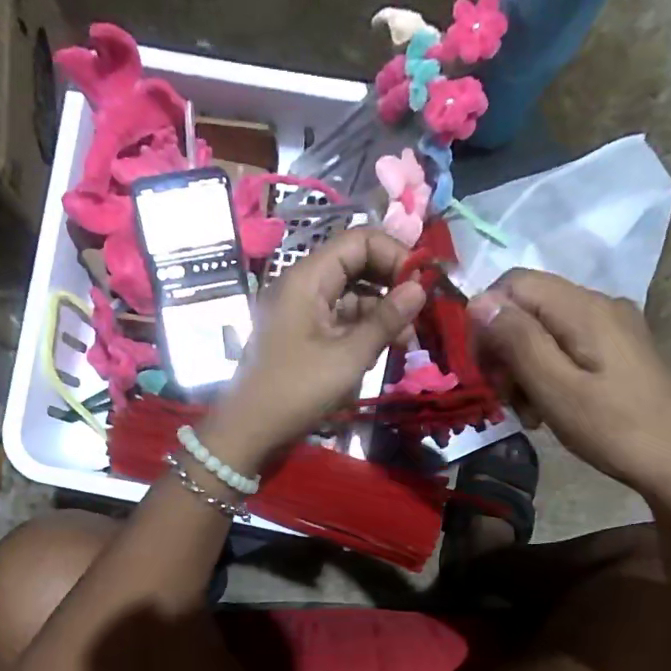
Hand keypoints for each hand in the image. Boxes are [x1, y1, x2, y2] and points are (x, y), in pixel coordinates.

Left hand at [200, 229, 425, 470]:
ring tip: (405, 342)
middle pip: (356, 265)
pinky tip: (382, 351)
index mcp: (308, 278)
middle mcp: (304, 286)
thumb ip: (386, 320)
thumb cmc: (297, 390)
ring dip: (381, 312)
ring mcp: (302, 311)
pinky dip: (363, 330)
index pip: (359, 241)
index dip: (394, 255)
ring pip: (351, 295)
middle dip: (391, 285)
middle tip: (419, 316)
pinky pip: (340, 320)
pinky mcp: (304, 335)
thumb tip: (421, 287)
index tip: (422, 284)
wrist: (249, 430)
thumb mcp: (348, 357)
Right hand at [468, 269, 670, 491]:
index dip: (486, 319)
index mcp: (584, 308)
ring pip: (545, 330)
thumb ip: (517, 341)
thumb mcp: (556, 389)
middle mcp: (599, 305)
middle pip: (528, 307)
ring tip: (530, 413)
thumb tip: (478, 302)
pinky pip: (567, 347)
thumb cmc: (614, 429)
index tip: (484, 369)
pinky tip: (550, 408)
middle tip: (506, 398)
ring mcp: (613, 326)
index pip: (513, 283)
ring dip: (524, 368)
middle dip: (504, 349)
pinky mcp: (619, 350)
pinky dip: (548, 373)